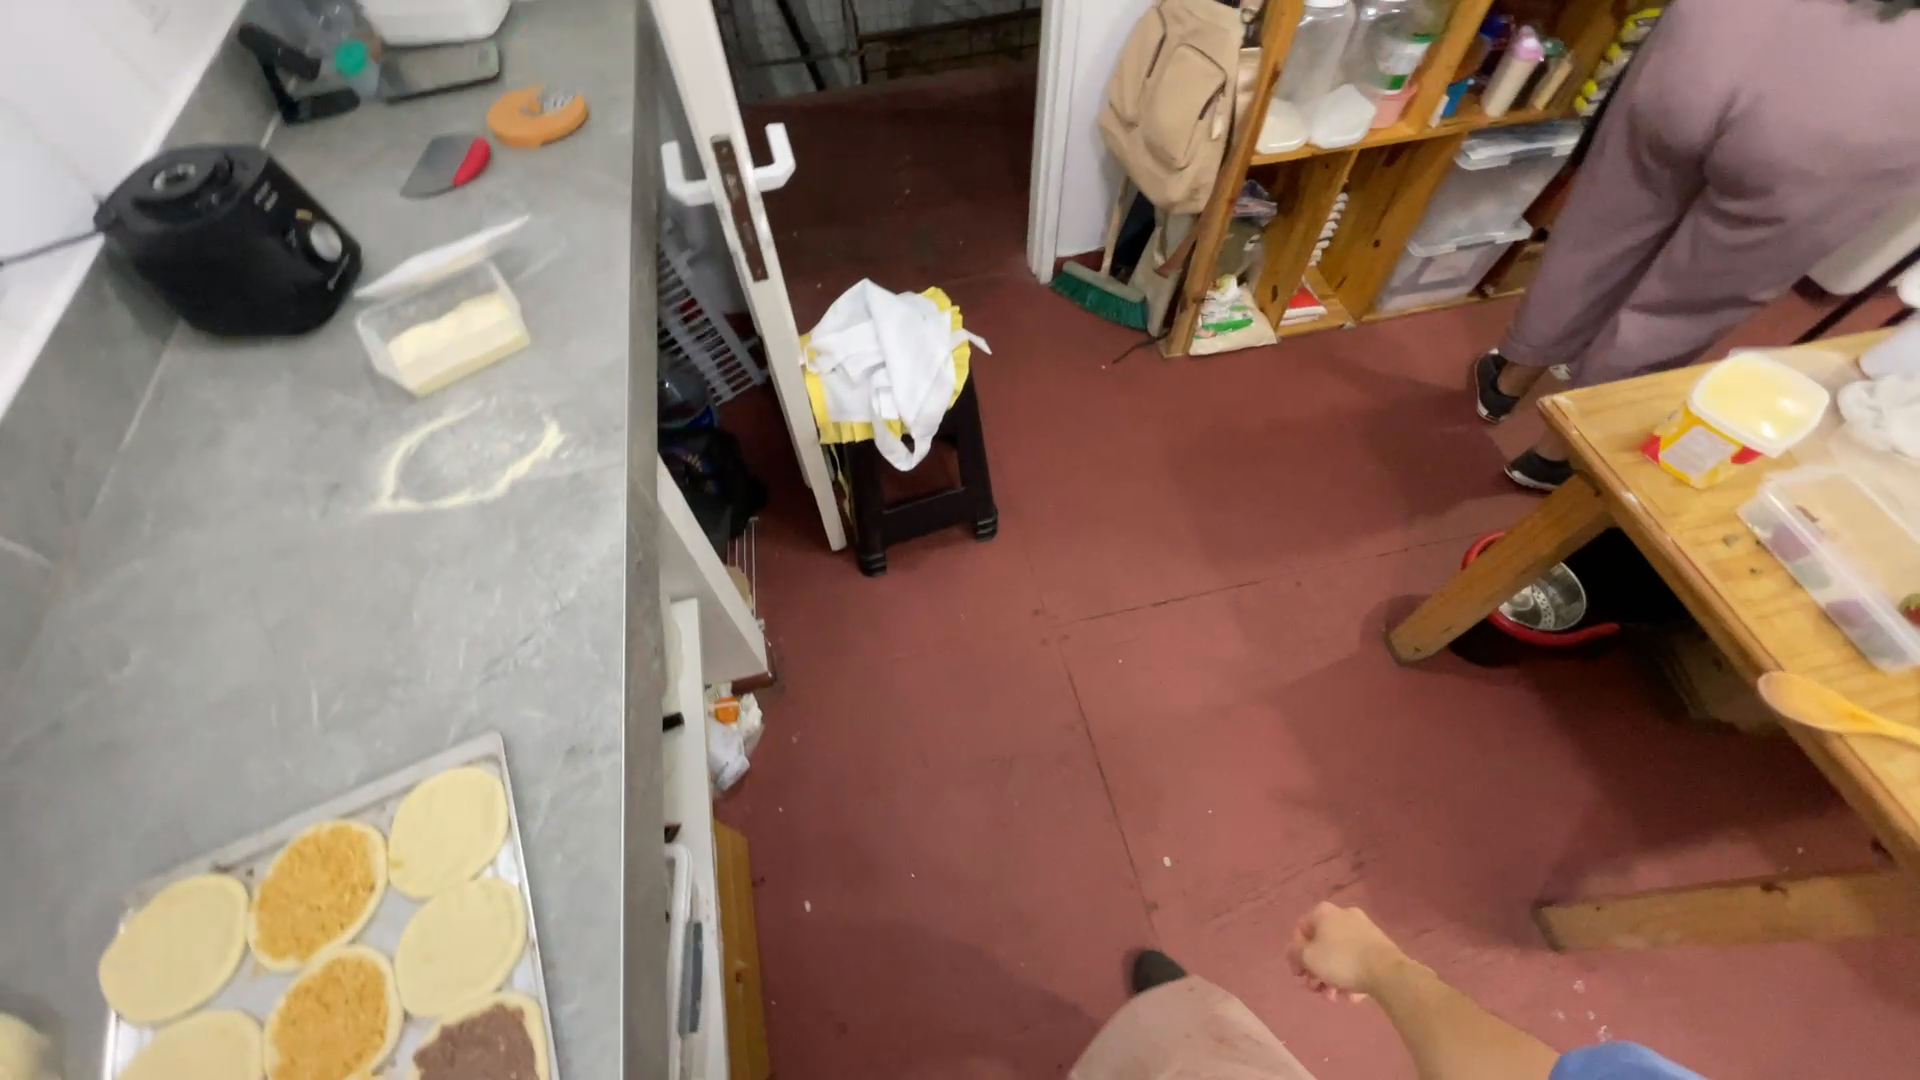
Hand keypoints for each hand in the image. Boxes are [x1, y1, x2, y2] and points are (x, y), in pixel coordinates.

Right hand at [1287, 902, 1408, 1001]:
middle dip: (1317, 970)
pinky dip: (1352, 976)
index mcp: (1323, 912)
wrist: (1388, 973)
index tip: (1300, 974)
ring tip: (1336, 997)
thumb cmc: (1341, 960)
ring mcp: (1364, 930)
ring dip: (1333, 977)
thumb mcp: (1308, 958)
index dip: (1296, 953)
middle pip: (1322, 944)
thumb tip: (1294, 953)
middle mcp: (1343, 915)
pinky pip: (1359, 961)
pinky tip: (1353, 995)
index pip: (1301, 930)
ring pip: (1341, 955)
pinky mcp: (1381, 946)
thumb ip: (1294, 954)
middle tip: (1318, 989)